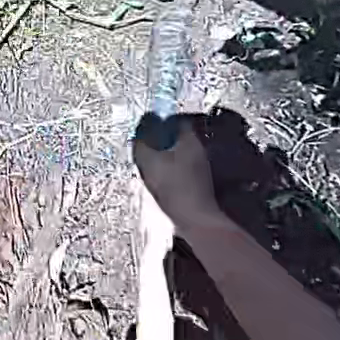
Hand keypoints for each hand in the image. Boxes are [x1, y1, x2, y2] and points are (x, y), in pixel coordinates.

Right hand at [131, 115, 220, 231]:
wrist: (195, 219)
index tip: (146, 127)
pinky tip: (159, 179)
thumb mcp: (148, 161)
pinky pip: (181, 168)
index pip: (176, 121)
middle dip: (161, 139)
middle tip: (144, 144)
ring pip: (179, 153)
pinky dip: (170, 169)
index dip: (160, 121)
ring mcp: (201, 168)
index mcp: (190, 141)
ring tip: (149, 163)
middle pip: (178, 137)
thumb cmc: (172, 186)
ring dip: (165, 155)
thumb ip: (141, 144)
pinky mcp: (199, 183)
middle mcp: (199, 151)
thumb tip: (138, 133)